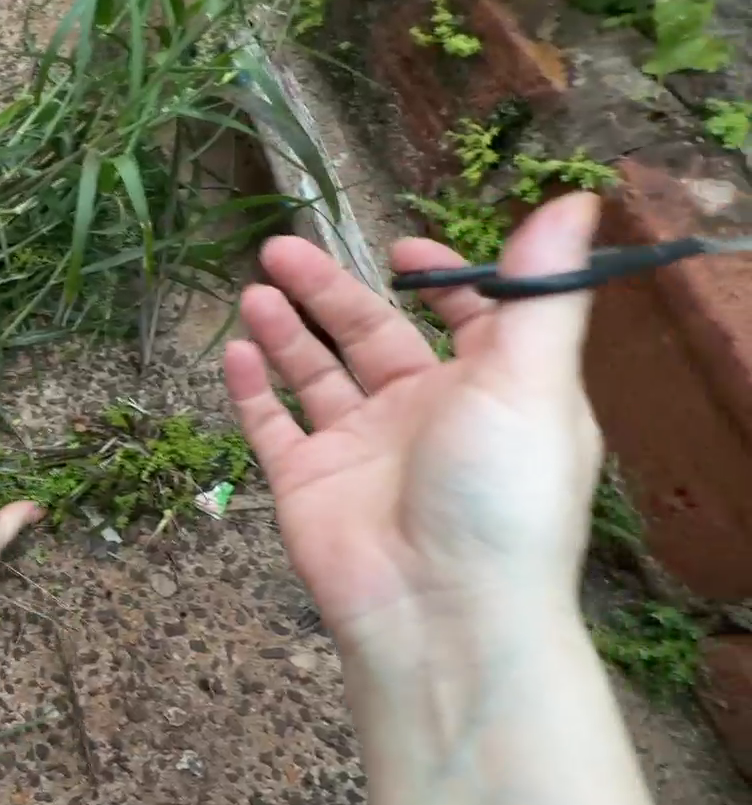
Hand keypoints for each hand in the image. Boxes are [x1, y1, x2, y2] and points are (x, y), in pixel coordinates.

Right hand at [223, 194, 604, 655]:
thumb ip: (537, 296)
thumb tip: (570, 201)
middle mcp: (416, 413)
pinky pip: (270, 424)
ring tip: (251, 294)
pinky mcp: (301, 477)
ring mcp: (352, 447)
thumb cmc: (494, 491)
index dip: (435, 282)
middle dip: (324, 291)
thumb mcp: (529, 384)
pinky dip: (250, 390)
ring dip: (282, 333)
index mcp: (483, 390)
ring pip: (310, 375)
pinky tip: (235, 354)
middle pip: (363, 336)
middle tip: (276, 250)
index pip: (460, 320)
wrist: (431, 602)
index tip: (398, 251)